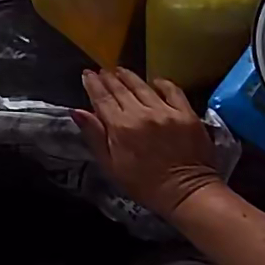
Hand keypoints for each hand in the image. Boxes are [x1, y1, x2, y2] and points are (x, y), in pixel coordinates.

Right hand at [74, 68, 221, 216]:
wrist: (187, 194)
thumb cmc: (144, 185)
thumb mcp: (111, 166)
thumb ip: (94, 136)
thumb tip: (78, 111)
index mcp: (121, 127)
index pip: (102, 98)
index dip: (92, 84)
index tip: (87, 73)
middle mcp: (142, 114)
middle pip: (120, 89)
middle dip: (108, 78)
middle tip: (102, 71)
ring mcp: (166, 111)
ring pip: (143, 86)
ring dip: (129, 76)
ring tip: (120, 71)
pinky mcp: (186, 113)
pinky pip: (172, 90)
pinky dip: (161, 83)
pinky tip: (154, 81)